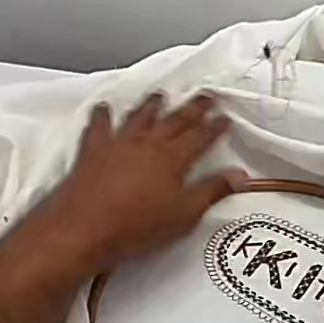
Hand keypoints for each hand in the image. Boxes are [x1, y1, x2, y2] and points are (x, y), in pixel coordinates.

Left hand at [27, 92, 246, 278]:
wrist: (84, 227)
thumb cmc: (136, 225)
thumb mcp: (184, 214)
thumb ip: (212, 191)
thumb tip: (239, 175)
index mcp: (173, 158)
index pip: (200, 137)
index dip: (215, 127)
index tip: (225, 118)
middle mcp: (147, 143)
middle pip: (175, 119)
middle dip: (193, 107)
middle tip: (205, 95)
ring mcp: (118, 143)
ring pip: (140, 117)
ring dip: (152, 105)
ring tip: (161, 95)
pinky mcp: (92, 151)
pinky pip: (99, 126)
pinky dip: (103, 115)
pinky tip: (103, 108)